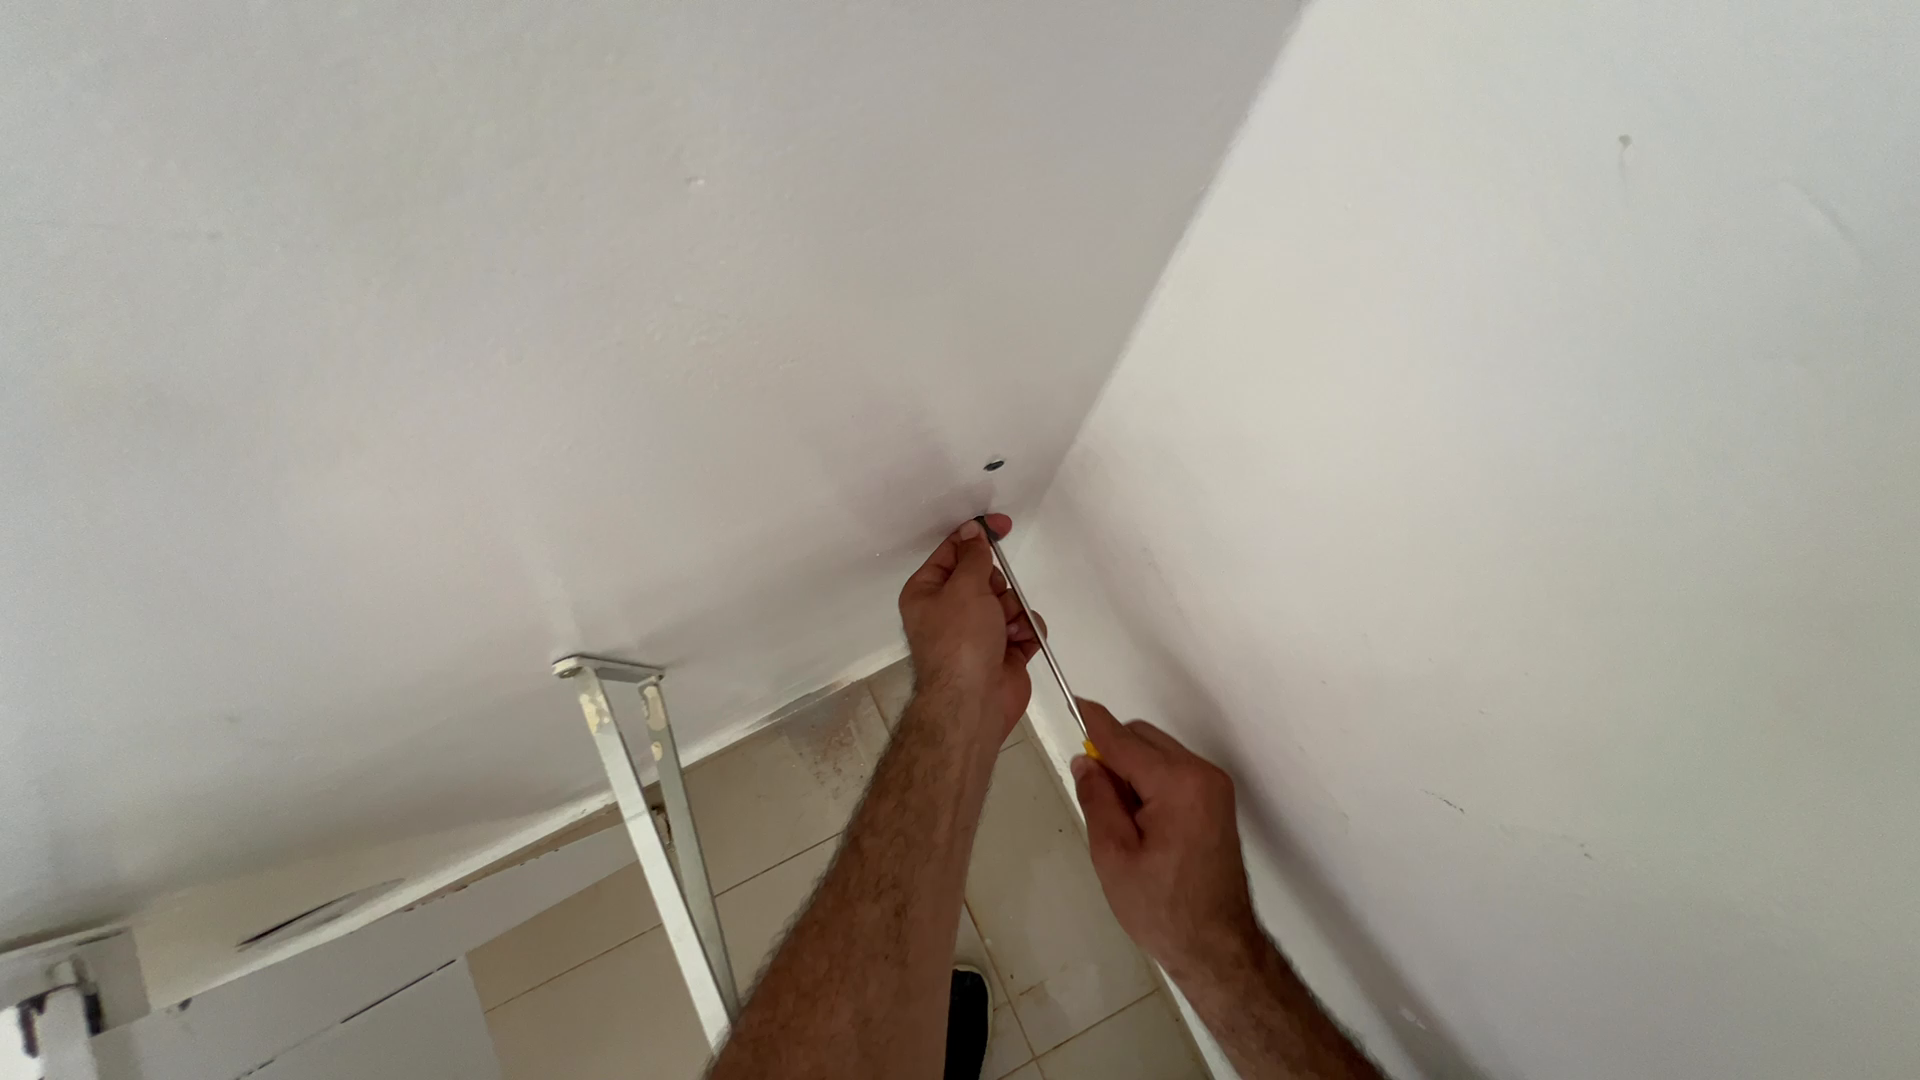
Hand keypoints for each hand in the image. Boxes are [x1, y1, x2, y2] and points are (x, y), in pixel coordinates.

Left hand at [898, 515, 1043, 740]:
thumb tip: (972, 532)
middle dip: (996, 586)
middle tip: (991, 600)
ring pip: (1008, 600)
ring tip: (1004, 629)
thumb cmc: (960, 640)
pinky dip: (1025, 631)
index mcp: (927, 592)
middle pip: (985, 576)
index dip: (976, 536)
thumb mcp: (964, 587)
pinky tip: (1017, 643)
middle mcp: (949, 610)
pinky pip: (1023, 624)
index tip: (1002, 525)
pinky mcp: (1004, 650)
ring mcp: (977, 631)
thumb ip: (973, 556)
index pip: (953, 552)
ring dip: (1013, 611)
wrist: (974, 702)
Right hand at [1071, 699, 1262, 979]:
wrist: (1218, 950)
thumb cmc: (1161, 908)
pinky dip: (1150, 780)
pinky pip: (1172, 769)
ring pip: (1157, 751)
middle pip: (1142, 738)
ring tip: (1122, 819)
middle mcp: (1201, 774)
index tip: (1071, 701)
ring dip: (1131, 768)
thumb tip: (1086, 760)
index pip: (1123, 740)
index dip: (1093, 722)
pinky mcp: (1216, 799)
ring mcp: (1213, 786)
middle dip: (1112, 753)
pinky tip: (1142, 821)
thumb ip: (1097, 798)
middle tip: (1095, 797)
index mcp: (1177, 784)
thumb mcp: (1113, 854)